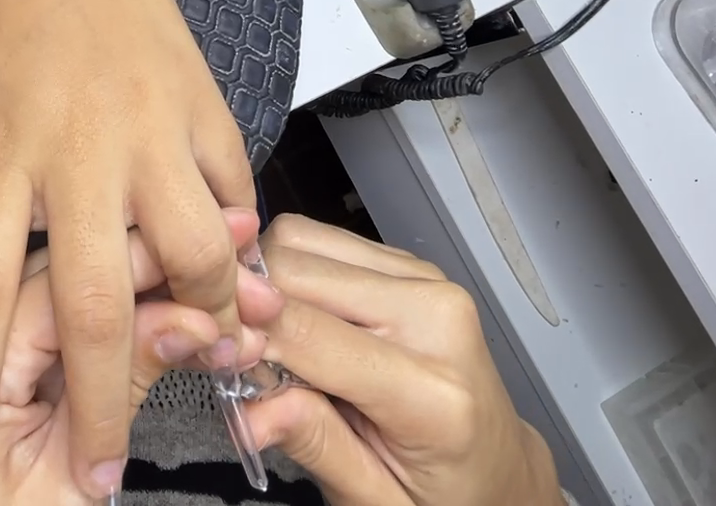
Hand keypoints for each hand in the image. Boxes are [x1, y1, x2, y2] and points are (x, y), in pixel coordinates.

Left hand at [0, 0, 257, 498]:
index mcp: (4, 154)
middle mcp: (79, 153)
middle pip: (94, 302)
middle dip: (100, 402)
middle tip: (101, 466)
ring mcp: (149, 129)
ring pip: (194, 253)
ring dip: (203, 317)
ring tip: (202, 359)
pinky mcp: (200, 102)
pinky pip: (232, 186)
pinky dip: (239, 233)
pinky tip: (233, 260)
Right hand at [245, 215, 560, 505]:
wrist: (502, 475)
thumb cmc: (441, 501)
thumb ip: (315, 447)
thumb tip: (250, 411)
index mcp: (434, 396)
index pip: (305, 330)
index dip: (244, 333)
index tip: (213, 351)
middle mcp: (436, 318)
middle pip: (293, 268)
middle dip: (249, 301)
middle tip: (239, 349)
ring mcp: (425, 279)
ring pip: (297, 238)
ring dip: (267, 280)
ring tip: (271, 335)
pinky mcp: (408, 263)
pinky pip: (317, 237)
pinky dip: (289, 268)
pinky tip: (297, 313)